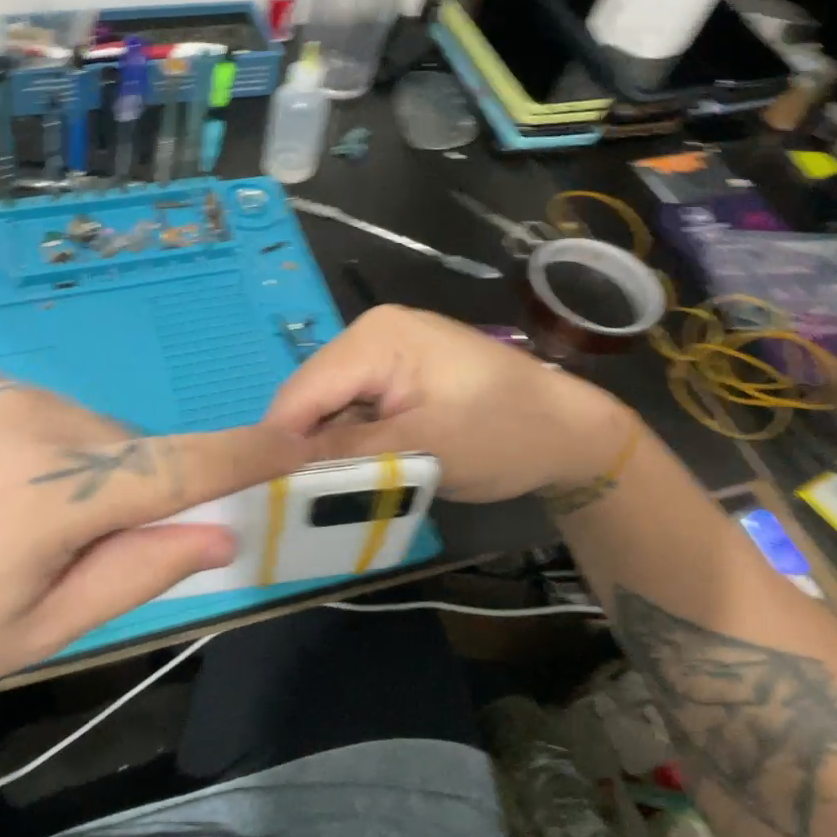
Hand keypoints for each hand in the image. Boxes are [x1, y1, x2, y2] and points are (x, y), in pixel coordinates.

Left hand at [0, 369, 306, 739]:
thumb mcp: (38, 629)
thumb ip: (138, 570)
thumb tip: (219, 532)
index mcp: (47, 491)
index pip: (174, 465)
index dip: (241, 455)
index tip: (293, 440)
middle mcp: (21, 416)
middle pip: (121, 445)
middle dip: (122, 489)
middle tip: (61, 550)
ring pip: (75, 424)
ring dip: (73, 465)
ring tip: (1, 521)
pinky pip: (23, 406)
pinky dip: (28, 441)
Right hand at [265, 305, 634, 501]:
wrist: (570, 433)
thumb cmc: (504, 436)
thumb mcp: (421, 452)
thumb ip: (345, 454)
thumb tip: (277, 470)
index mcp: (376, 337)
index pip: (302, 392)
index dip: (278, 444)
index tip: (266, 498)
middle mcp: (372, 333)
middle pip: (311, 397)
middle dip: (303, 447)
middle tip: (297, 503)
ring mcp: (386, 351)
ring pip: (329, 406)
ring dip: (327, 447)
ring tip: (325, 492)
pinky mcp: (398, 373)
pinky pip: (355, 407)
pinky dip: (351, 441)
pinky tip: (358, 470)